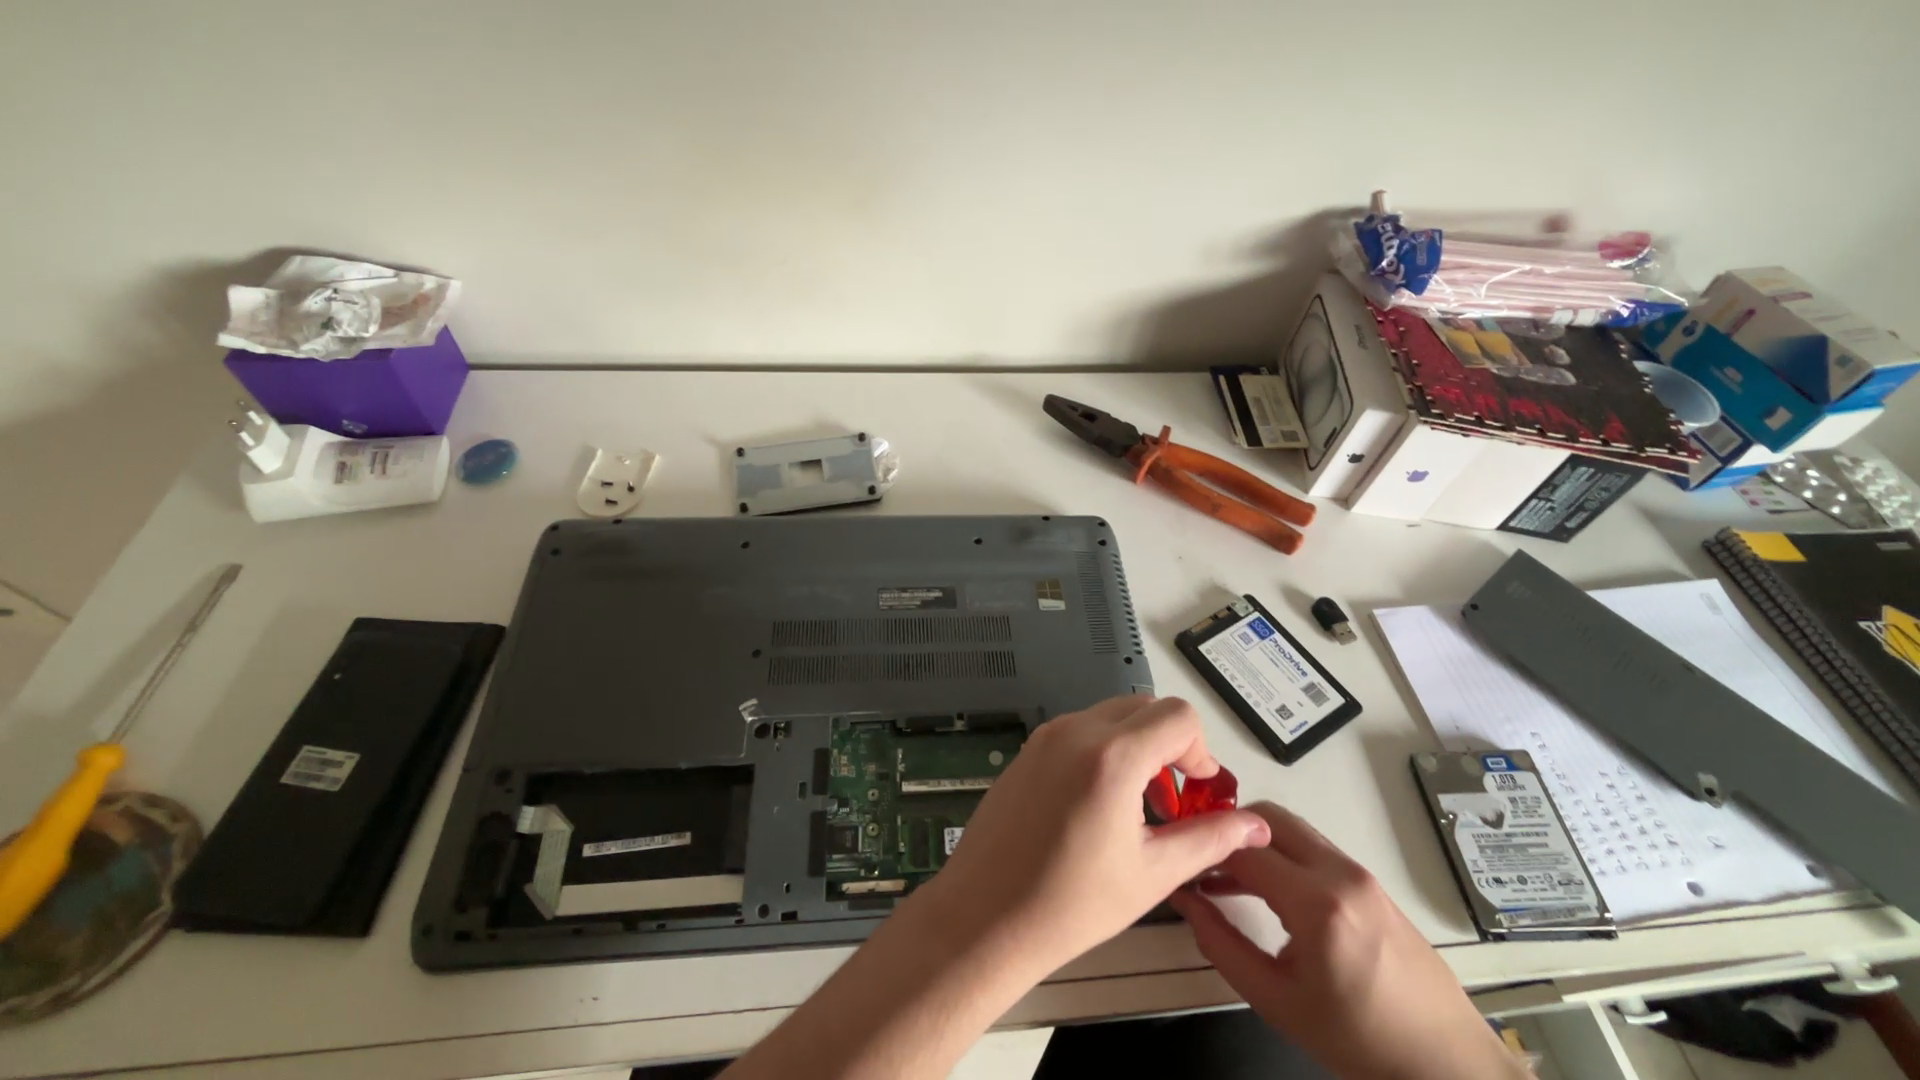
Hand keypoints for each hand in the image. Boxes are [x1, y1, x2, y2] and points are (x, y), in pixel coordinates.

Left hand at [916, 695, 1271, 979]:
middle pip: (1146, 707)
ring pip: (1111, 716)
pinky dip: (1104, 751)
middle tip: (1175, 798)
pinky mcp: (1027, 752)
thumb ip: (1209, 839)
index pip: (1179, 716)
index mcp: (1111, 757)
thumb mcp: (1152, 873)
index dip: (1201, 751)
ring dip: (1138, 746)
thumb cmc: (1067, 904)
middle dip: (1172, 744)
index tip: (1199, 791)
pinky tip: (1100, 805)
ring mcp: (1045, 739)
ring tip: (1138, 805)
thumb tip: (1252, 826)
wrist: (984, 917)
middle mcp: (1075, 733)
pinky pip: (1079, 732)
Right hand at [1169, 803, 1525, 1079]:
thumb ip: (1220, 944)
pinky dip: (1282, 856)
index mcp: (1317, 904)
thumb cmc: (1355, 1038)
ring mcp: (1361, 874)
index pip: (1243, 849)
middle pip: (1270, 817)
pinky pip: (1314, 850)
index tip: (1177, 865)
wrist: (1444, 1061)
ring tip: (1225, 880)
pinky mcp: (1371, 883)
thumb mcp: (1274, 999)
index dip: (1202, 852)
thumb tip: (1184, 900)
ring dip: (1256, 842)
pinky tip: (1266, 893)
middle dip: (1228, 831)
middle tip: (1200, 862)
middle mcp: (1341, 874)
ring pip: (1293, 829)